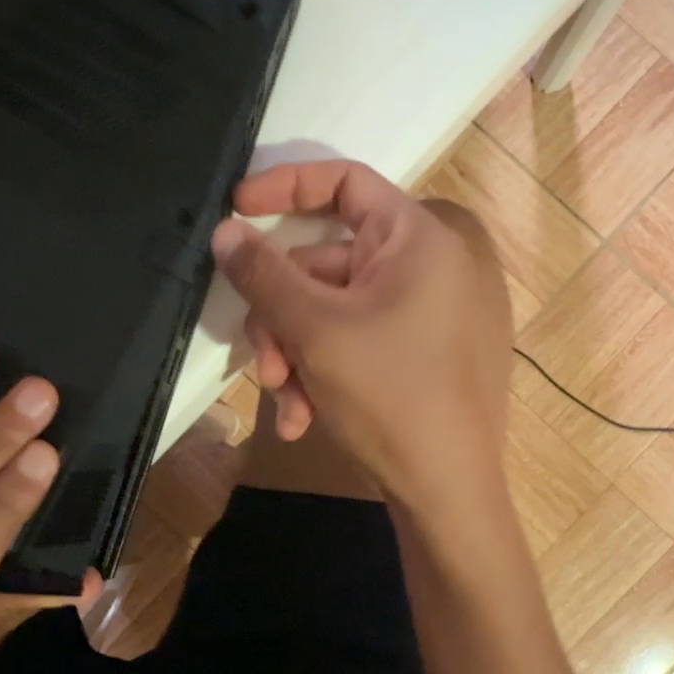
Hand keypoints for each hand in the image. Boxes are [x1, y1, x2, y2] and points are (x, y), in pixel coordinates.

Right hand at [214, 160, 511, 505]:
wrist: (449, 492)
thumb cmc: (389, 396)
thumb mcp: (315, 332)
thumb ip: (264, 275)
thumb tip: (224, 231)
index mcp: (419, 237)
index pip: (345, 181)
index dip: (284, 187)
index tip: (235, 209)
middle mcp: (431, 263)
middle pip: (325, 264)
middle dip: (282, 318)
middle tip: (265, 365)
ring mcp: (432, 311)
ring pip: (334, 311)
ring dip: (297, 355)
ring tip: (287, 404)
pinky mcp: (426, 352)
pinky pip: (361, 340)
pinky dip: (327, 372)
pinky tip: (305, 419)